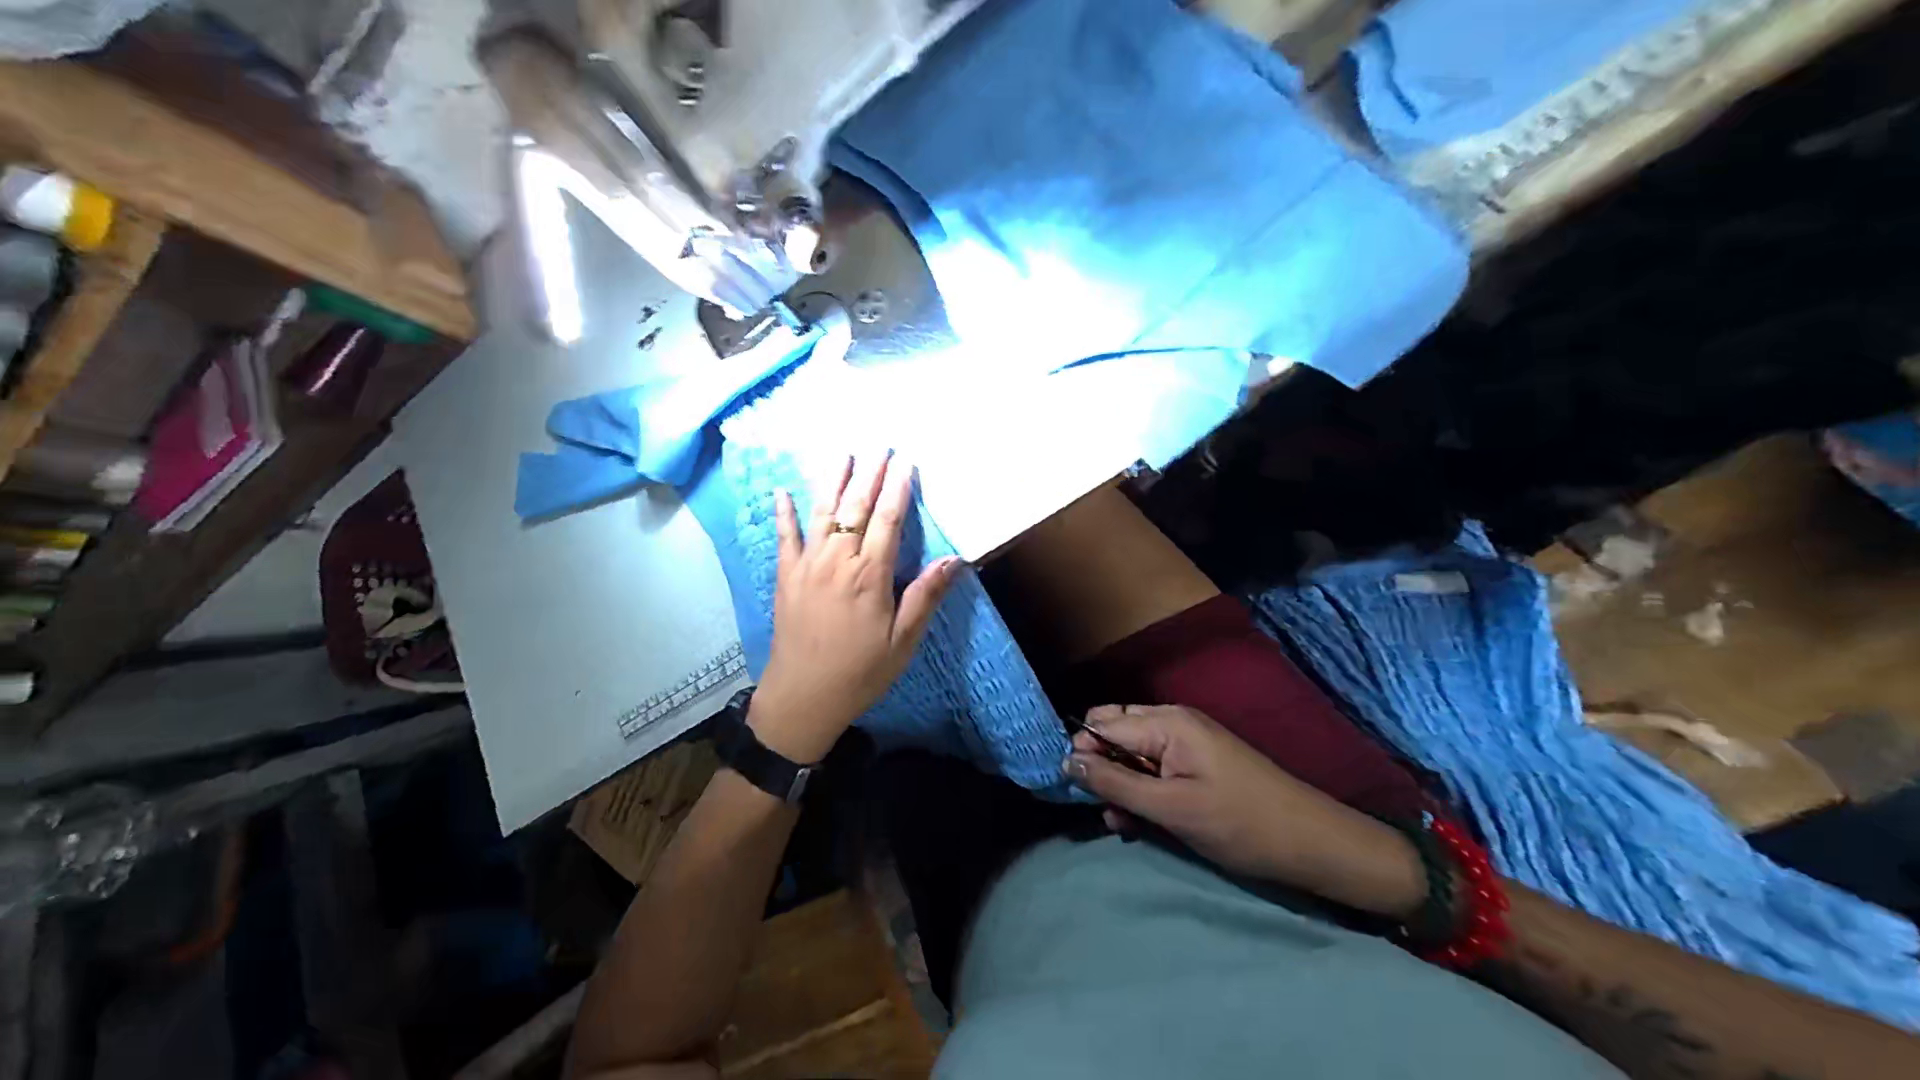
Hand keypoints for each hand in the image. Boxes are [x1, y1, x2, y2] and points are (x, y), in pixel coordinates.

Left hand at [748, 453, 963, 763]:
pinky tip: (781, 491)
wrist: (803, 697)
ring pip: (822, 513)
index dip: (898, 489)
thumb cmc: (860, 672)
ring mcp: (807, 566)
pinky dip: (783, 513)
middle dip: (869, 474)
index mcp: (869, 576)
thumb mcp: (902, 641)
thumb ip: (924, 596)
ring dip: (832, 481)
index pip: (887, 521)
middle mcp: (836, 562)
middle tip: (879, 445)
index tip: (906, 462)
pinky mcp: (785, 577)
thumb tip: (954, 559)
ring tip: (841, 453)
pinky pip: (784, 538)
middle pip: (855, 508)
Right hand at [1067, 704, 1428, 917]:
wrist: (1312, 843)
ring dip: (1120, 786)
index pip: (1101, 725)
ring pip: (1131, 755)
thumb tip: (1067, 761)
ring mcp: (1186, 743)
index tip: (1077, 792)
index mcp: (1165, 723)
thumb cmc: (1239, 823)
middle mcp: (1172, 722)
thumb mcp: (1170, 808)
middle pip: (1114, 734)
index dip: (1083, 754)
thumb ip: (1115, 782)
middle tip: (1104, 808)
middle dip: (1101, 769)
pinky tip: (1138, 822)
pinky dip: (1141, 792)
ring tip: (1122, 824)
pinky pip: (1153, 768)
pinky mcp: (1196, 764)